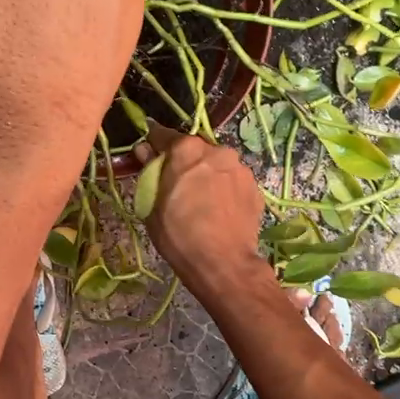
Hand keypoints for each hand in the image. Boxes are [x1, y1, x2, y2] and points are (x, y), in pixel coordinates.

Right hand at [135, 123, 271, 303]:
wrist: (223, 263)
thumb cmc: (178, 233)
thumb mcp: (151, 205)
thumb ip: (148, 171)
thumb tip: (144, 150)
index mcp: (186, 149)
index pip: (162, 135)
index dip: (153, 147)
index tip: (149, 160)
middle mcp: (216, 150)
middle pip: (193, 149)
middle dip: (183, 161)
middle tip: (176, 186)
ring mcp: (239, 167)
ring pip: (216, 164)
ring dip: (206, 174)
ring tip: (201, 201)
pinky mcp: (255, 186)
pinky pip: (232, 180)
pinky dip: (223, 189)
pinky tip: (218, 210)